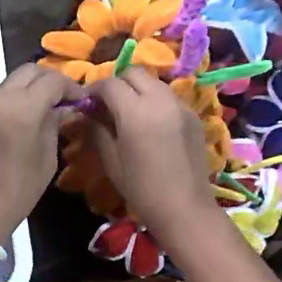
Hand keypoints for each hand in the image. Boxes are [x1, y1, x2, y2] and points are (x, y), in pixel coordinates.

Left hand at [0, 65, 83, 239]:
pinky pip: (4, 94)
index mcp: (21, 108)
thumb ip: (54, 125)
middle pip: (30, 71)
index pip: (51, 80)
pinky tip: (33, 114)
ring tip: (52, 106)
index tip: (82, 99)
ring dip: (34, 86)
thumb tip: (64, 107)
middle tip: (67, 98)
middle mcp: (0, 97)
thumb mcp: (47, 158)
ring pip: (15, 80)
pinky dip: (21, 96)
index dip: (71, 86)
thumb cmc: (18, 191)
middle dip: (51, 80)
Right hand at [87, 70, 222, 245]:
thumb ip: (98, 130)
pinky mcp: (194, 115)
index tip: (87, 103)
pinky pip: (169, 97)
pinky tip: (151, 123)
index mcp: (135, 111)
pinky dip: (155, 100)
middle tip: (108, 104)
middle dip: (118, 83)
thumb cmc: (142, 190)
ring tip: (129, 112)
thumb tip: (89, 113)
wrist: (185, 208)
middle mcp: (160, 99)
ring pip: (154, 82)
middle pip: (134, 73)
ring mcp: (180, 105)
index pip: (110, 84)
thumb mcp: (112, 161)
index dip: (95, 90)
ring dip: (138, 89)